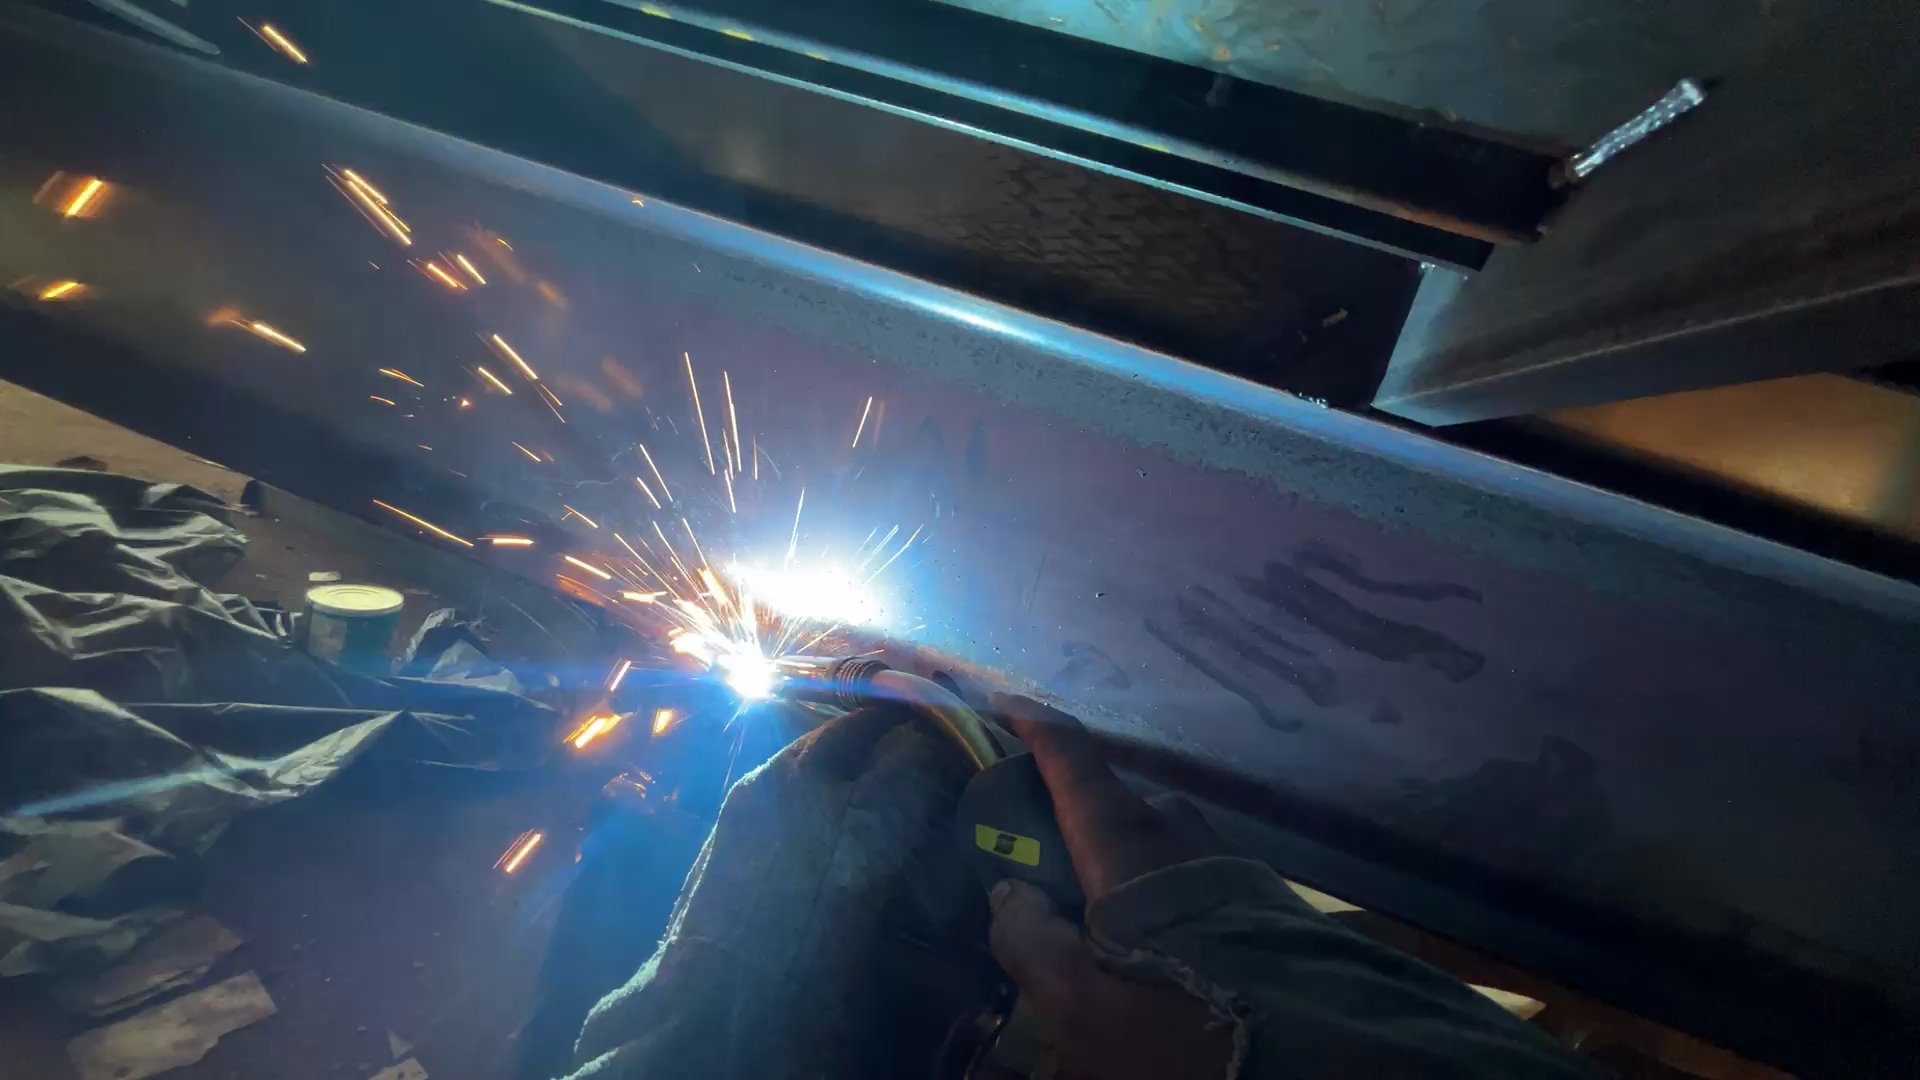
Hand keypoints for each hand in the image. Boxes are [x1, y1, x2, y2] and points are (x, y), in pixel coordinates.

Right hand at [985, 694, 1233, 1079]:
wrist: (1321, 1049)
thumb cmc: (1180, 1014)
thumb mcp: (1080, 1001)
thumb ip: (1027, 937)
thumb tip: (1013, 893)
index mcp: (1121, 833)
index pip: (1068, 751)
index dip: (1031, 721)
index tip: (1002, 704)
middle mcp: (1169, 822)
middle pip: (1099, 803)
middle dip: (1064, 829)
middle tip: (1044, 881)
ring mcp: (1214, 847)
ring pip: (1140, 841)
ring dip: (1111, 869)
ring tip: (1102, 935)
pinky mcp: (1247, 882)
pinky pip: (1177, 867)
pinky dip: (1149, 889)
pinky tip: (1156, 947)